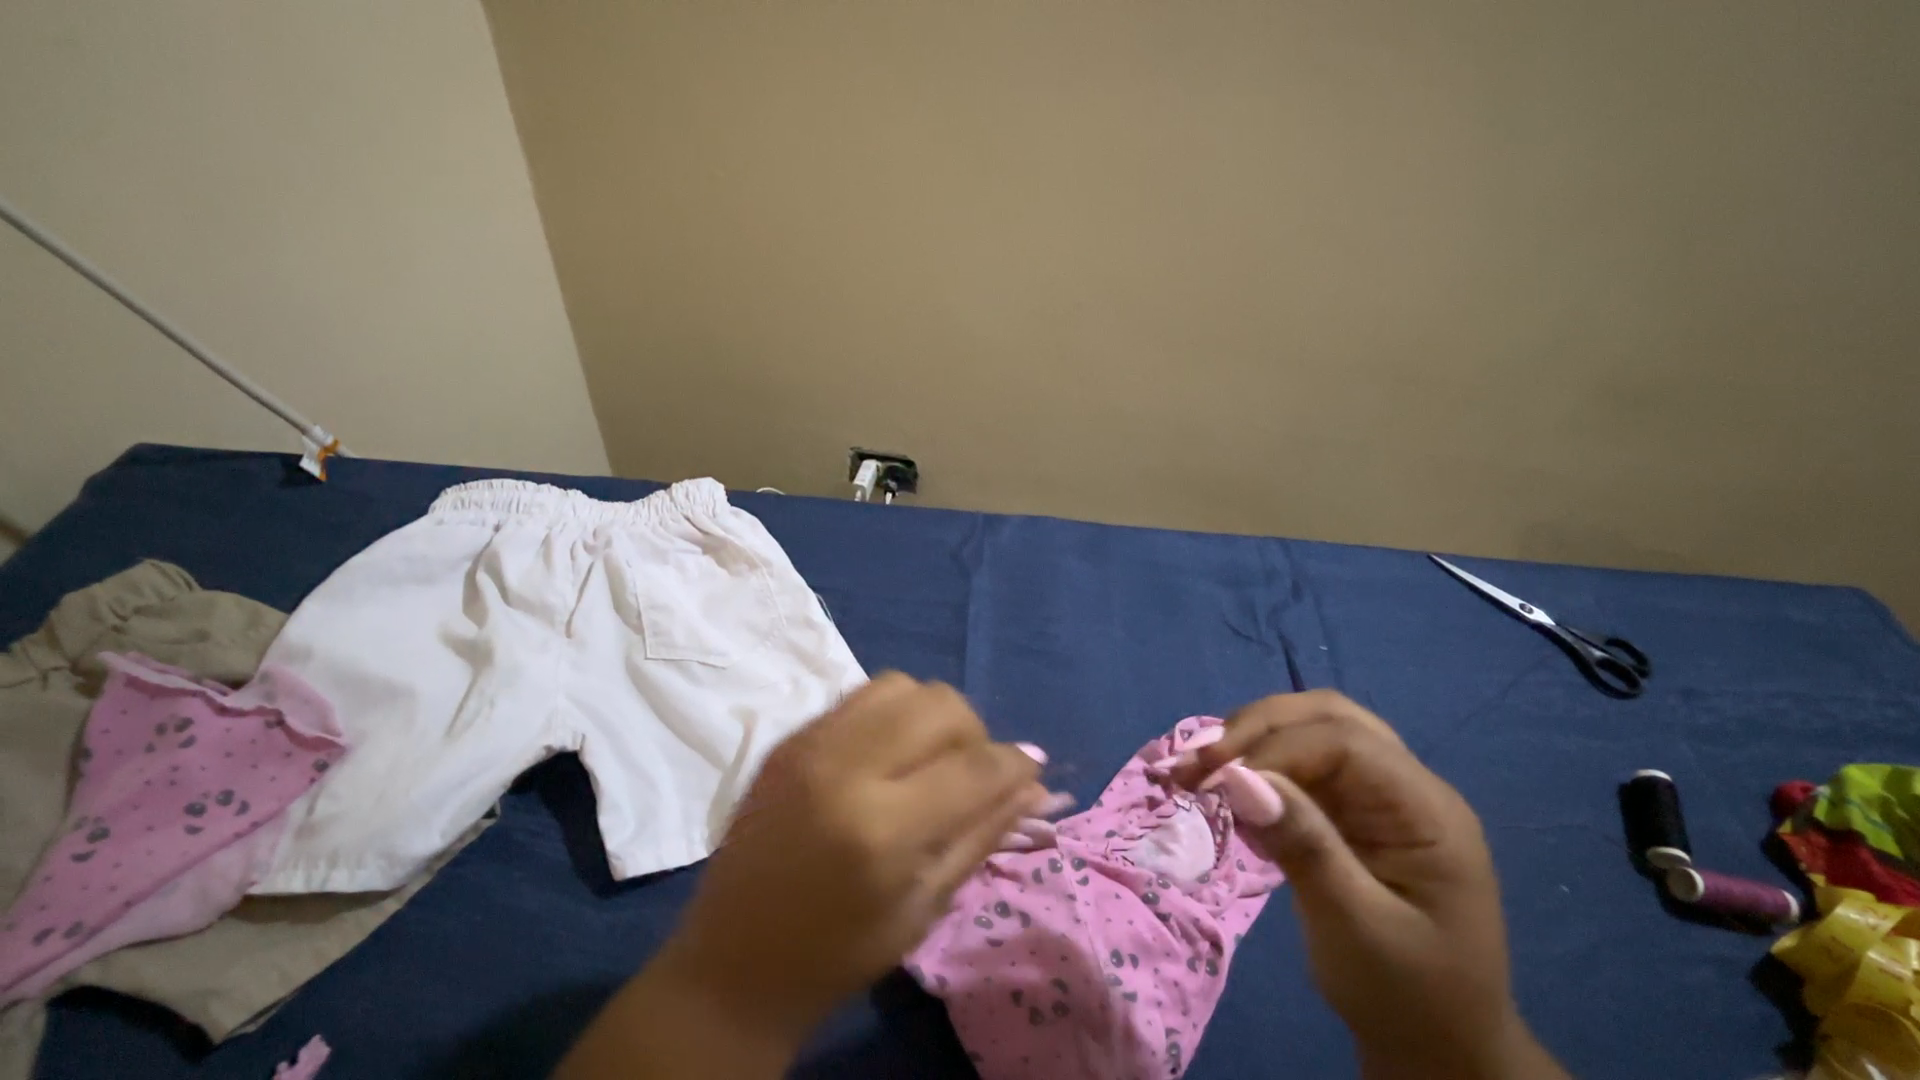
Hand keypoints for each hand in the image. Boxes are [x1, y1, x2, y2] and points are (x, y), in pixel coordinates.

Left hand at [557, 673, 1044, 1079]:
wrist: (731, 964)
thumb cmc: (837, 954)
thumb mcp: (923, 907)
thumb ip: (981, 836)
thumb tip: (1034, 786)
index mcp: (881, 828)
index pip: (976, 767)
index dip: (1017, 764)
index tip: (1033, 771)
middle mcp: (844, 767)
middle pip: (942, 704)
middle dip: (976, 734)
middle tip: (973, 775)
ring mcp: (809, 745)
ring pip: (901, 685)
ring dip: (932, 716)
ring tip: (928, 762)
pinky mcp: (786, 739)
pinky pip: (859, 697)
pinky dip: (891, 716)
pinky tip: (888, 757)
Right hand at [1172, 691, 1565, 1079]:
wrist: (1442, 1051)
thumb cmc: (1406, 995)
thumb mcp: (1354, 926)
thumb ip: (1303, 844)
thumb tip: (1238, 777)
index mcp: (1426, 809)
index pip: (1344, 740)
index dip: (1273, 748)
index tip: (1214, 783)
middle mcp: (1408, 788)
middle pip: (1330, 717)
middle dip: (1258, 728)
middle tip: (1198, 761)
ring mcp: (1383, 800)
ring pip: (1314, 734)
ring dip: (1255, 742)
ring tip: (1202, 770)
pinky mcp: (1356, 818)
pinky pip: (1306, 770)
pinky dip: (1262, 772)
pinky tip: (1231, 796)